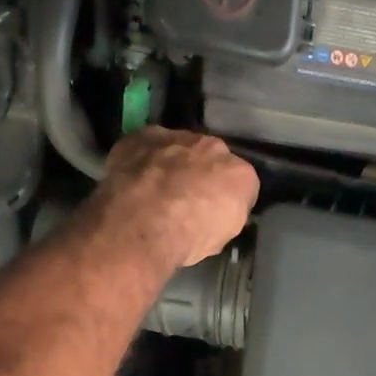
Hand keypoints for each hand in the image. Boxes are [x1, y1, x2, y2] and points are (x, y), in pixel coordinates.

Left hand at [91, 127, 259, 267]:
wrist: (143, 224)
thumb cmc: (190, 238)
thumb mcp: (221, 239)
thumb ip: (224, 216)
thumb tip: (214, 215)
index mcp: (240, 175)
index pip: (241, 183)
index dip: (227, 199)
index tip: (215, 214)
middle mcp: (213, 147)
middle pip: (210, 158)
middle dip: (201, 174)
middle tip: (186, 200)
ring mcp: (176, 137)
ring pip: (179, 148)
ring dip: (173, 164)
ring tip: (157, 191)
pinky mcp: (141, 135)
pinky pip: (148, 146)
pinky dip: (144, 159)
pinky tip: (135, 180)